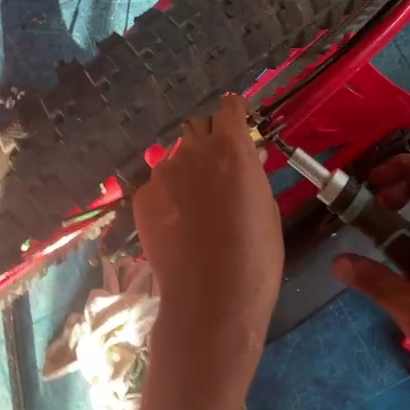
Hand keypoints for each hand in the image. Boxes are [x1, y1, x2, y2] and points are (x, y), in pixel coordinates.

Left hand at [130, 95, 281, 409]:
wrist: (210, 302)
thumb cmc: (254, 259)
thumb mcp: (267, 210)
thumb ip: (253, 176)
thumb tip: (248, 160)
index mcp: (231, 147)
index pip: (229, 107)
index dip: (234, 113)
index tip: (238, 123)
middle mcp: (194, 150)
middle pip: (198, 126)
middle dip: (208, 139)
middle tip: (217, 169)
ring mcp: (163, 172)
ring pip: (176, 157)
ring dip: (187, 170)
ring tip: (195, 206)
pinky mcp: (142, 197)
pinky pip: (158, 185)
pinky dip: (167, 196)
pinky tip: (177, 226)